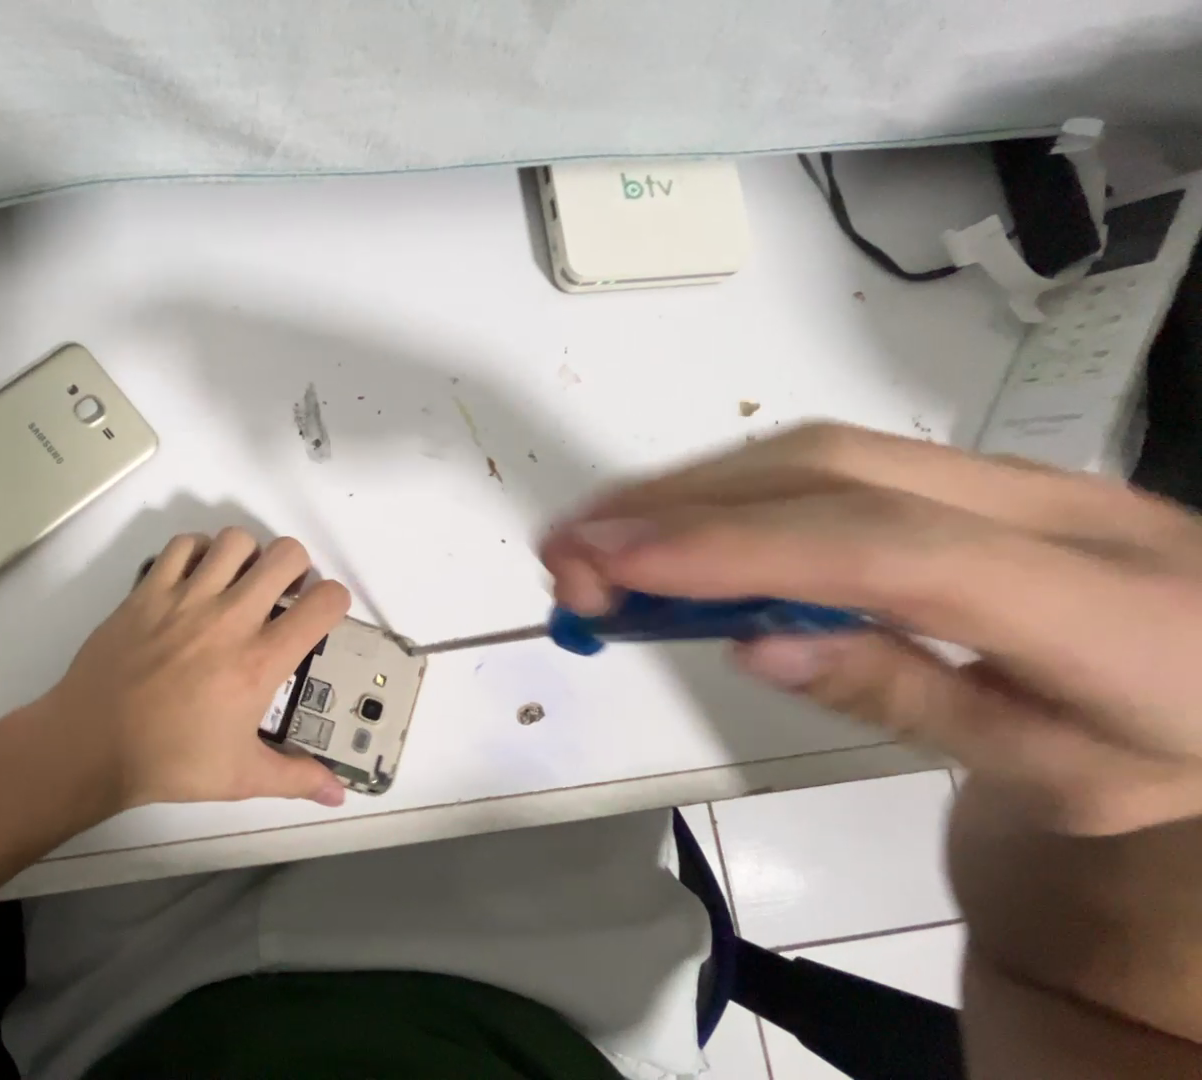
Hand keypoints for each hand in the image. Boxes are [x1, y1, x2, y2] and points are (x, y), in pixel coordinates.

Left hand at [39, 527, 352, 810]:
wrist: (92, 743)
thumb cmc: (170, 760)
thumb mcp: (241, 776)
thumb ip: (296, 778)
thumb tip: (336, 794)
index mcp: (259, 661)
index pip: (323, 604)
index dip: (336, 600)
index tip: (324, 612)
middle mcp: (229, 619)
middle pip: (286, 555)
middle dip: (298, 567)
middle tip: (285, 592)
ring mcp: (185, 599)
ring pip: (235, 541)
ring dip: (249, 555)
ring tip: (241, 581)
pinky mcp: (148, 591)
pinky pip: (183, 545)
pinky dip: (198, 551)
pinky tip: (197, 577)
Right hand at [541, 422, 1201, 836]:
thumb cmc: (1162, 752)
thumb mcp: (1053, 772)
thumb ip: (903, 696)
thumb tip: (753, 643)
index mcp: (1108, 608)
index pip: (887, 551)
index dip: (735, 551)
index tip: (610, 569)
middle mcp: (1051, 508)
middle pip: (828, 473)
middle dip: (676, 507)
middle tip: (565, 555)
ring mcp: (1003, 472)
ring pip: (809, 451)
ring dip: (680, 488)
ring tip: (587, 539)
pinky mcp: (958, 467)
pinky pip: (817, 459)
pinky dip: (718, 485)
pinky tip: (658, 520)